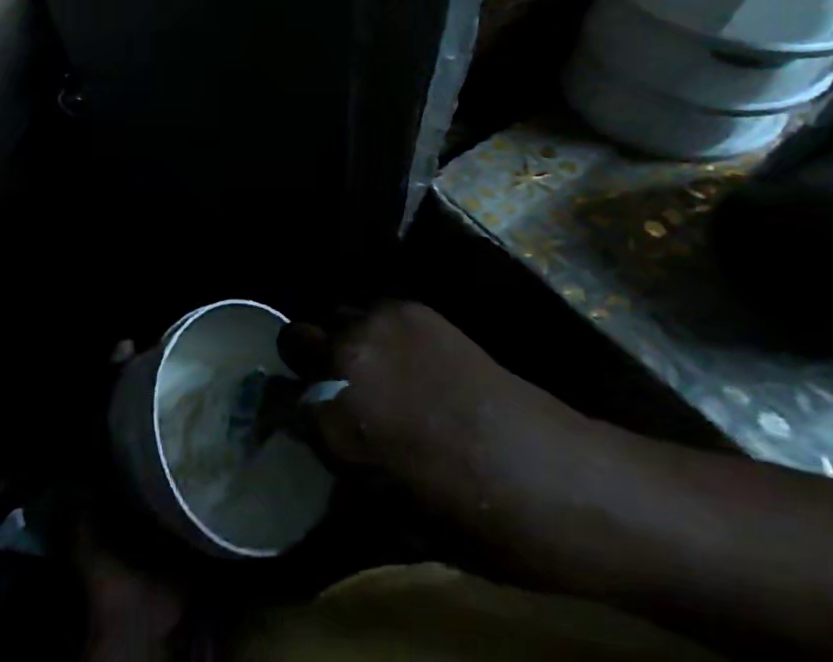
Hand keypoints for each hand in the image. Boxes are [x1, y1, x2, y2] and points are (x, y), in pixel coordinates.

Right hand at [276, 302, 583, 496]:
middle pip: (292, 339)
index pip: (271, 397)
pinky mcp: (412, 311)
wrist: (561, 480)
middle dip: (303, 362)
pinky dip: (378, 331)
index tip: (291, 418)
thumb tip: (323, 444)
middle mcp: (341, 365)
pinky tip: (406, 358)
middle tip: (329, 387)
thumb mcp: (386, 514)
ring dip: (341, 341)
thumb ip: (340, 465)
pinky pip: (373, 311)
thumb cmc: (473, 521)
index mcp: (329, 422)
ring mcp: (376, 330)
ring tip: (370, 368)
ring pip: (332, 316)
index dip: (278, 409)